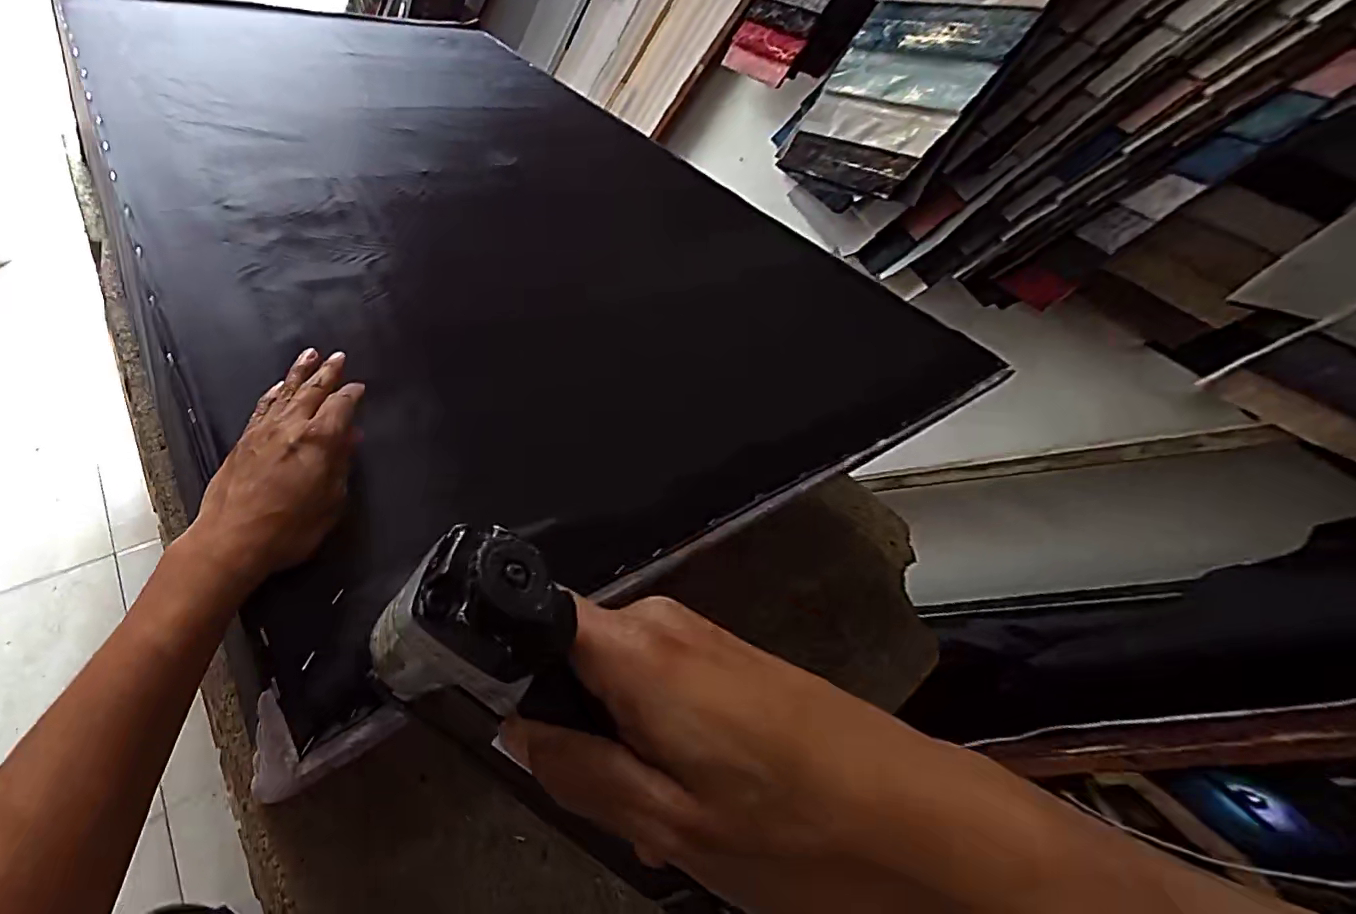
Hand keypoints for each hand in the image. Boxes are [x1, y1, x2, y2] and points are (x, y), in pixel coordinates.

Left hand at [189, 349, 364, 585]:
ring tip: (310, 355)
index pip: (341, 406)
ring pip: (286, 391)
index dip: (352, 394)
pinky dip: (274, 393)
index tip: (358, 387)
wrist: (231, 539)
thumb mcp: (330, 504)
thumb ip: (341, 467)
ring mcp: (264, 430)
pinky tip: (278, 387)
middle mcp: (291, 427)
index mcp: (318, 440)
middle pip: (313, 389)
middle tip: (337, 357)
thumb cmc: (285, 530)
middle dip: (328, 372)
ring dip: (300, 371)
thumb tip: (349, 441)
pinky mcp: (244, 440)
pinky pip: (263, 406)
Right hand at [500, 597, 932, 876]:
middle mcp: (658, 621)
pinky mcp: (721, 652)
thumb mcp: (670, 822)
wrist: (939, 830)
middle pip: (571, 653)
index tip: (515, 717)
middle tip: (607, 795)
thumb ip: (577, 771)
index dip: (509, 662)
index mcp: (634, 650)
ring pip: (612, 673)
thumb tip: (518, 737)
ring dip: (617, 735)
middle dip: (573, 720)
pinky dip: (653, 728)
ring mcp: (694, 634)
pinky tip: (692, 790)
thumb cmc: (808, 831)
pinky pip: (653, 678)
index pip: (533, 615)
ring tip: (660, 810)